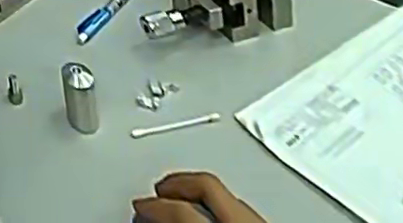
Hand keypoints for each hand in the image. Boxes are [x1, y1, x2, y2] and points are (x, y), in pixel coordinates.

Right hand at [133, 172, 267, 222]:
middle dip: (176, 183)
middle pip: (206, 185)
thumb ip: (180, 222)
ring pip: (226, 193)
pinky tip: (209, 214)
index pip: (181, 209)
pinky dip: (220, 205)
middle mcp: (245, 219)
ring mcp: (261, 222)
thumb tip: (150, 218)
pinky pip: (240, 207)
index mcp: (228, 221)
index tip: (140, 207)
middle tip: (157, 191)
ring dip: (198, 191)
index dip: (154, 207)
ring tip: (180, 199)